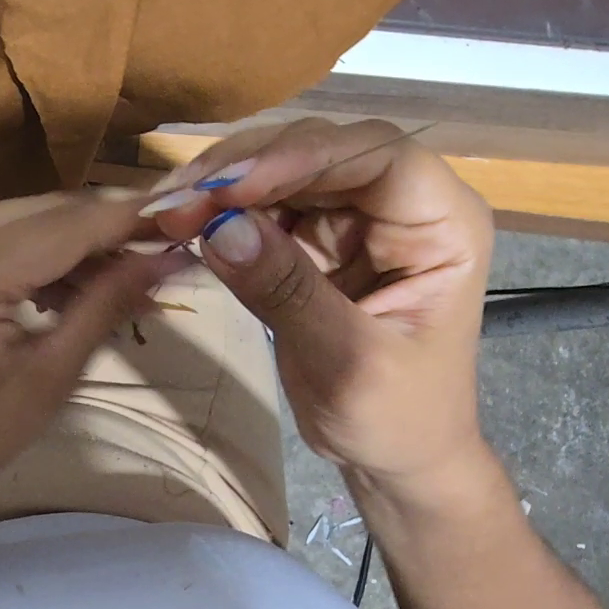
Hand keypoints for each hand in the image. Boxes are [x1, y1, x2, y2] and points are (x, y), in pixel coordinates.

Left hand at [0, 190, 190, 527]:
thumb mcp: (49, 377)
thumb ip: (106, 306)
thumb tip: (167, 258)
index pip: (66, 225)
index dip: (130, 219)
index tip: (185, 217)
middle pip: (43, 211)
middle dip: (105, 230)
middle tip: (159, 256)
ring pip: (21, 219)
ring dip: (73, 243)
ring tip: (122, 282)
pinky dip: (36, 255)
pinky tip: (71, 287)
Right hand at [146, 119, 492, 484]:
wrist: (394, 455)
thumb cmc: (396, 416)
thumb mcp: (346, 362)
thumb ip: (286, 292)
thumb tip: (219, 229)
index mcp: (441, 224)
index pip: (375, 158)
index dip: (300, 157)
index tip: (227, 187)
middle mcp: (400, 206)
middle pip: (321, 153)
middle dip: (246, 170)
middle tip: (176, 199)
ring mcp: (354, 223)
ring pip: (284, 176)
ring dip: (223, 190)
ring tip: (167, 212)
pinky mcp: (315, 246)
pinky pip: (264, 214)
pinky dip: (222, 218)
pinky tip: (184, 226)